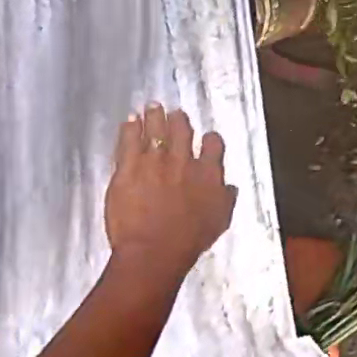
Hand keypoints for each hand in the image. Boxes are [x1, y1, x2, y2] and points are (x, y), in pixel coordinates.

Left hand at [104, 104, 237, 276]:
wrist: (155, 250)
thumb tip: (228, 187)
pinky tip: (129, 121)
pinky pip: (129, 143)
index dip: (210, 139)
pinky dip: (129, 129)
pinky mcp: (128, 169)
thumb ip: (225, 198)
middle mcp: (183, 161)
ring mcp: (154, 163)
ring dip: (154, 117)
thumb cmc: (190, 239)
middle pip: (182, 131)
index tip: (208, 137)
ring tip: (152, 106)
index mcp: (208, 173)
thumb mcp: (220, 219)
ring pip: (155, 131)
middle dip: (178, 119)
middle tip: (174, 111)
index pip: (214, 145)